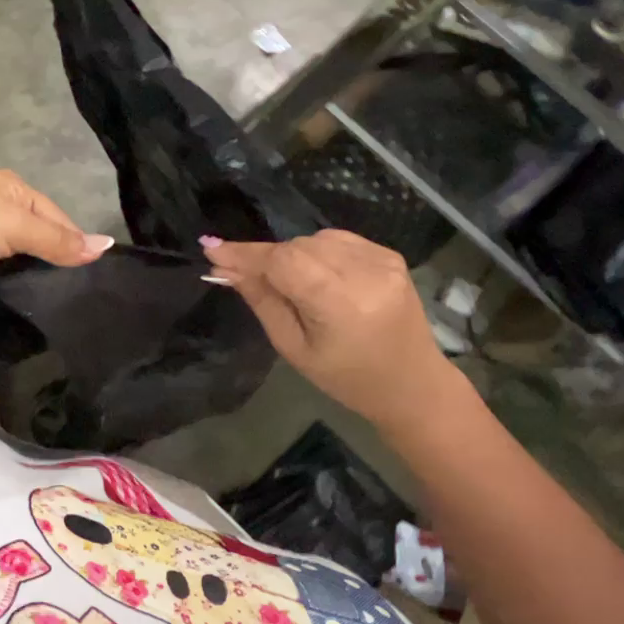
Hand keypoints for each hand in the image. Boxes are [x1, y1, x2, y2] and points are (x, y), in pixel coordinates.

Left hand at [0, 171, 113, 295]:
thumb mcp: (14, 227)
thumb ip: (57, 239)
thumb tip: (106, 247)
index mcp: (11, 186)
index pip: (57, 214)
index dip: (74, 241)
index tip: (93, 273)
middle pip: (42, 233)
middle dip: (58, 257)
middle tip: (81, 290)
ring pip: (24, 253)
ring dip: (38, 271)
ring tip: (63, 297)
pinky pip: (5, 268)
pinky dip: (17, 279)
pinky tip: (32, 296)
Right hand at [202, 229, 464, 429]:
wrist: (412, 384)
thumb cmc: (346, 378)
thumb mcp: (293, 347)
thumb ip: (262, 301)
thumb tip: (225, 268)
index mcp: (342, 304)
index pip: (284, 262)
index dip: (246, 254)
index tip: (210, 249)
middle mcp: (366, 274)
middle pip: (297, 246)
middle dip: (266, 257)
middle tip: (240, 274)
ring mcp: (383, 261)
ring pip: (315, 239)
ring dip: (291, 254)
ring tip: (287, 284)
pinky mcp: (390, 256)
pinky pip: (338, 240)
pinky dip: (316, 251)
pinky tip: (316, 276)